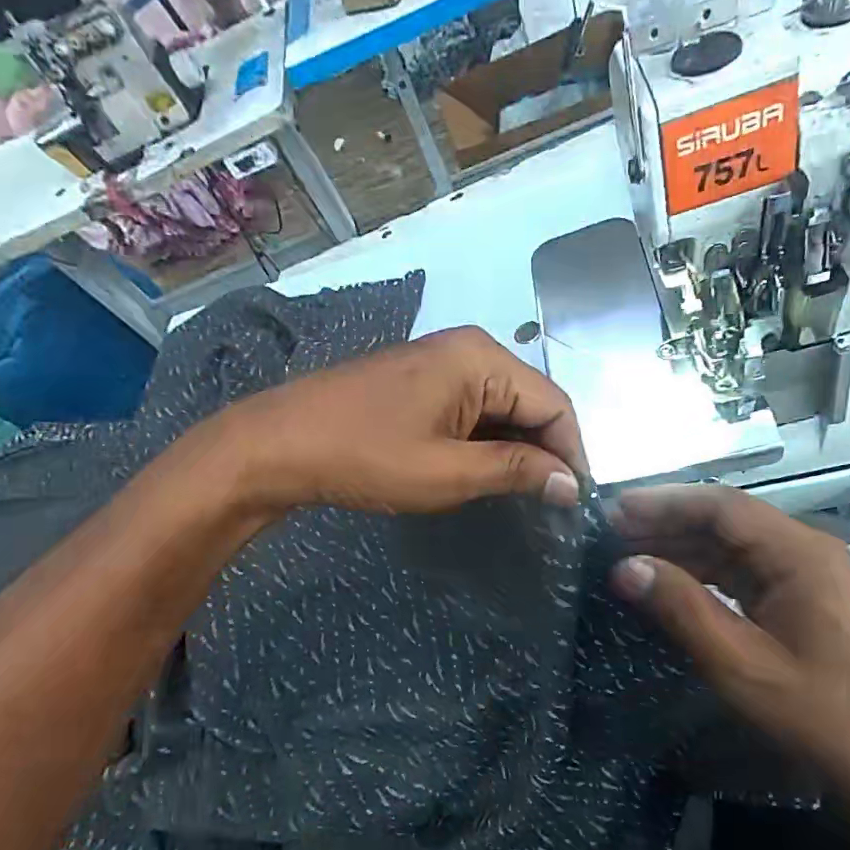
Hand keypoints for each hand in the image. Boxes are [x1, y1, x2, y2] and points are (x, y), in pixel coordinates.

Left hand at [207, 326, 587, 515]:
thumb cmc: (366, 457)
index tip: (574, 499)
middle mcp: (472, 348)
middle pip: (535, 402)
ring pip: (509, 407)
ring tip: (525, 491)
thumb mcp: (449, 472)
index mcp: (482, 359)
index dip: (572, 452)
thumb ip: (518, 472)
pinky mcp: (429, 378)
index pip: (555, 404)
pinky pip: (481, 407)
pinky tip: (490, 470)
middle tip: (551, 500)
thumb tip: (571, 485)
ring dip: (521, 447)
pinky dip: (493, 439)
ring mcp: (447, 360)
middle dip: (547, 450)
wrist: (276, 445)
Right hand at [607, 486, 849, 812]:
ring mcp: (813, 577)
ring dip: (687, 551)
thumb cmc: (819, 717)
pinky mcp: (810, 603)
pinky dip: (710, 578)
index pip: (722, 506)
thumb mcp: (740, 665)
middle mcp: (809, 551)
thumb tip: (625, 567)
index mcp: (800, 553)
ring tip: (631, 559)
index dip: (663, 503)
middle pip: (730, 522)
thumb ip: (682, 609)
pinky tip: (675, 588)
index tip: (612, 511)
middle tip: (611, 536)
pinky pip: (752, 576)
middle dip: (670, 525)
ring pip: (738, 549)